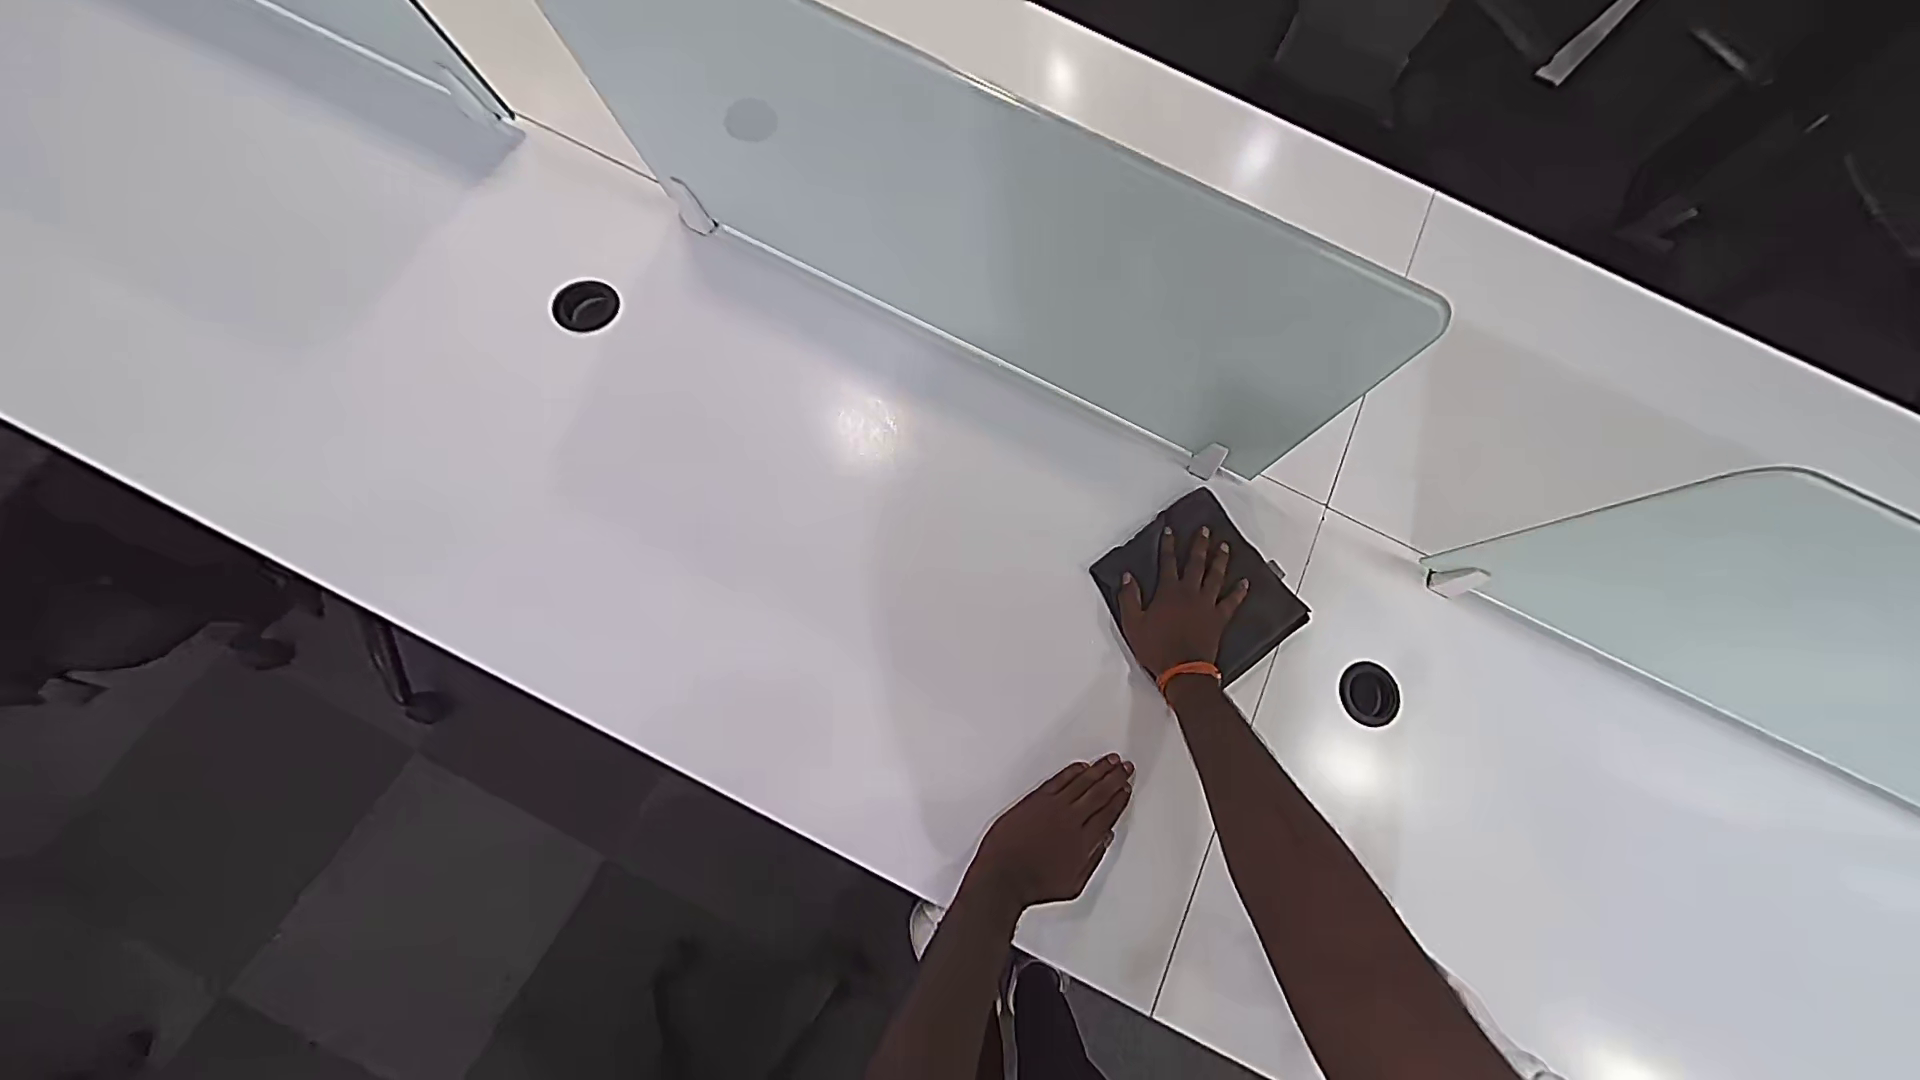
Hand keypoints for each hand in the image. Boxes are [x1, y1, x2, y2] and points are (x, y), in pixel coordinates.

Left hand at [968, 756, 1133, 909]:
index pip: (1109, 813)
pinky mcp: (1036, 799)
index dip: (1120, 799)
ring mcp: (1053, 806)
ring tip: (1111, 760)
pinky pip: (1060, 779)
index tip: (1126, 788)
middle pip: (1100, 793)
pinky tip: (1082, 766)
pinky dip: (1072, 771)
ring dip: (1099, 769)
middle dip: (1116, 778)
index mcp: (1083, 842)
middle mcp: (1071, 820)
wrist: (1002, 875)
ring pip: (1082, 781)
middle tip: (1126, 767)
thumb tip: (1104, 839)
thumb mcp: (1073, 884)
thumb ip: (1092, 859)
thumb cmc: (1033, 883)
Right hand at [1118, 521, 1249, 679]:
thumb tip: (1127, 578)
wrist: (1183, 670)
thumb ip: (1129, 597)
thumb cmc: (1157, 648)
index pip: (1167, 562)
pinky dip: (1239, 591)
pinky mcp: (1219, 619)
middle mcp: (1190, 593)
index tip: (1170, 531)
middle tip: (1205, 531)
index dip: (1168, 545)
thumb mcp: (1132, 622)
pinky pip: (1232, 601)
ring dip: (1220, 560)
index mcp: (1168, 592)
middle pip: (1196, 563)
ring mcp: (1207, 605)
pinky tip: (1245, 582)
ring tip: (1224, 547)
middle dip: (1199, 544)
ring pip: (1216, 576)